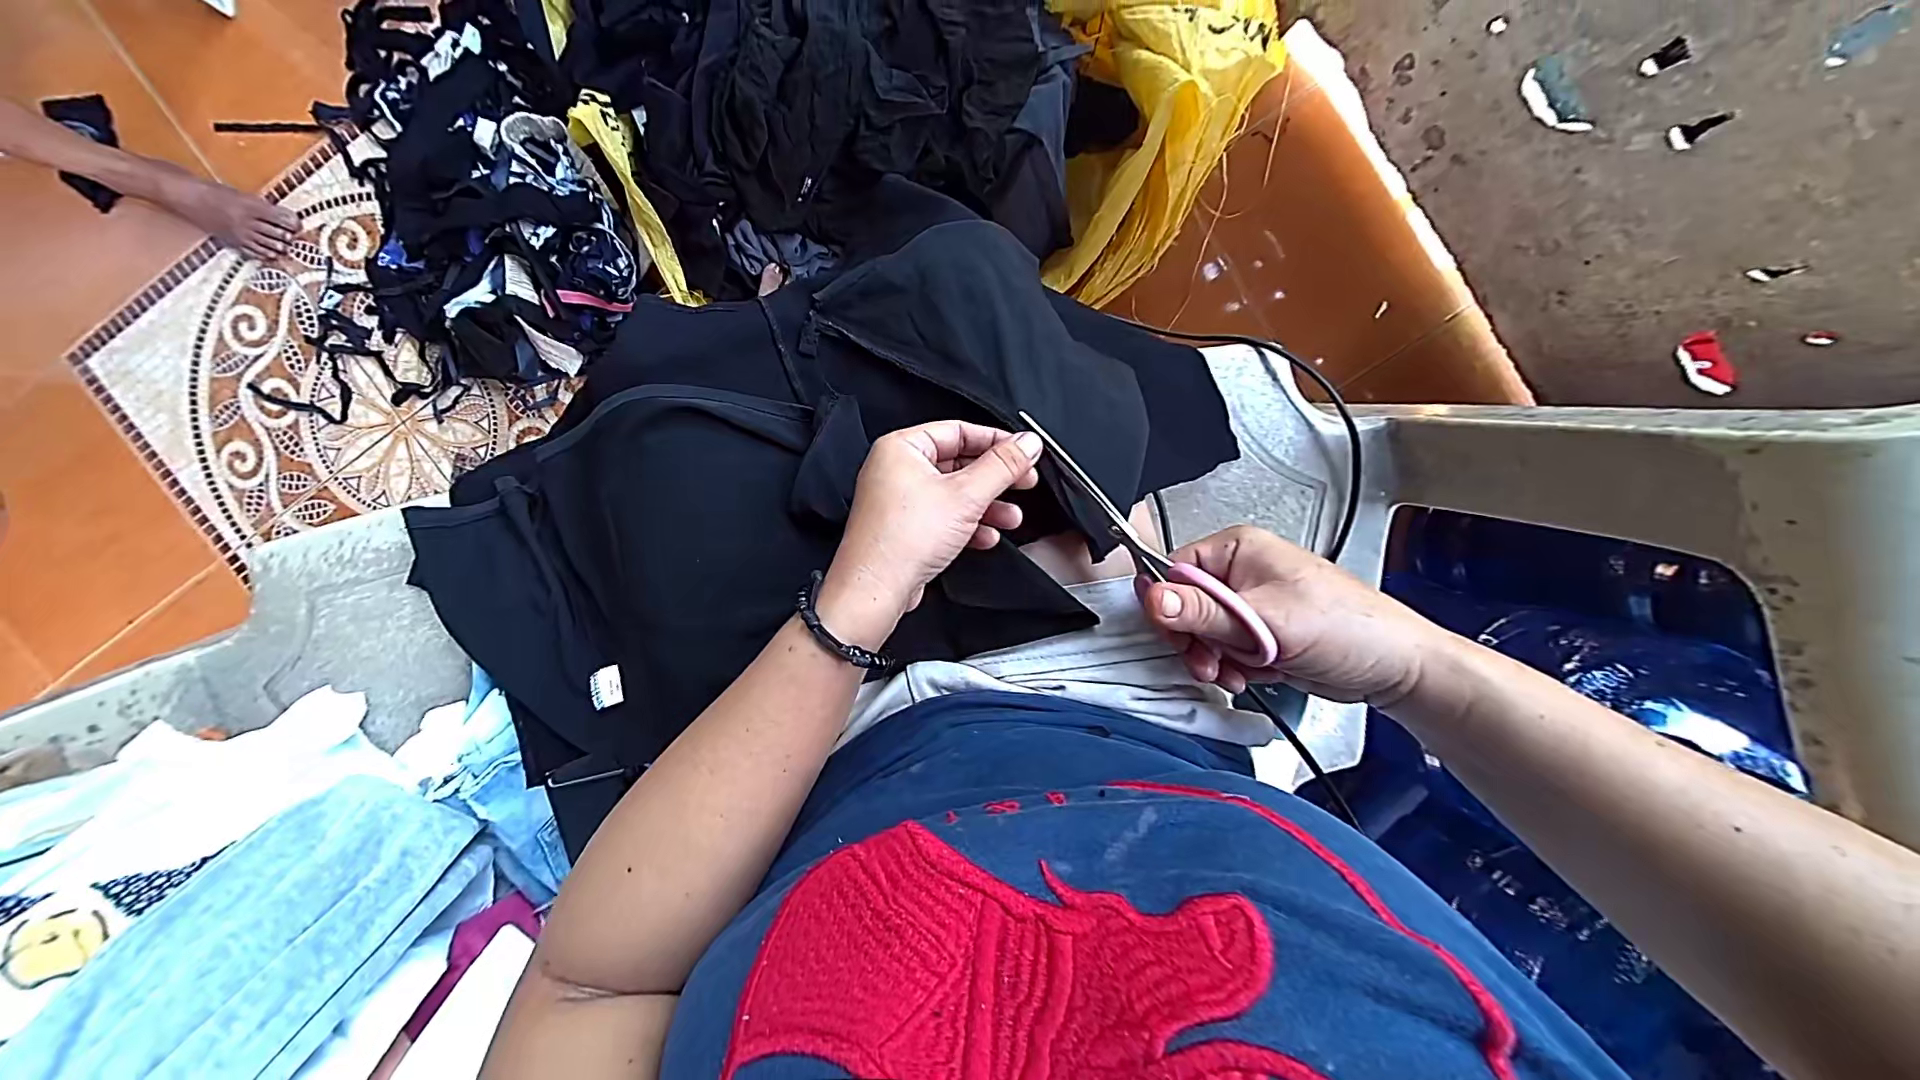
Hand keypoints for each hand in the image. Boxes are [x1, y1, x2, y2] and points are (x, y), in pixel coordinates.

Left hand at [817, 421, 1042, 648]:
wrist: (876, 589)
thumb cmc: (899, 541)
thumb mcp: (966, 496)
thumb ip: (1002, 466)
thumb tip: (1026, 444)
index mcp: (902, 448)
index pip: (958, 430)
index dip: (996, 440)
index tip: (1022, 450)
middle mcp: (896, 470)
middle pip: (959, 462)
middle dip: (995, 478)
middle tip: (1023, 480)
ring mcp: (900, 501)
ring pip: (955, 493)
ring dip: (987, 505)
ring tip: (1010, 515)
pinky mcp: (907, 528)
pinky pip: (945, 517)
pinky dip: (969, 525)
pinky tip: (986, 535)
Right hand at [1139, 525, 1450, 705]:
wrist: (1395, 669)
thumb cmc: (1352, 628)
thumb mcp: (1267, 620)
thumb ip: (1206, 611)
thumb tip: (1155, 598)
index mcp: (1238, 549)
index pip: (1174, 571)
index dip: (1170, 607)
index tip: (1179, 635)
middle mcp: (1240, 572)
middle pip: (1185, 606)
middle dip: (1196, 640)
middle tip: (1210, 660)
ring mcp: (1249, 604)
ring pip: (1202, 633)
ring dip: (1213, 659)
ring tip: (1237, 670)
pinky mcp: (1258, 633)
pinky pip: (1222, 650)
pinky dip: (1230, 667)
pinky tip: (1249, 675)